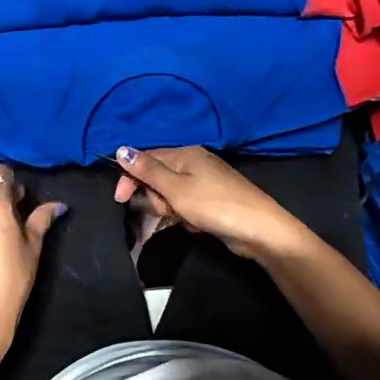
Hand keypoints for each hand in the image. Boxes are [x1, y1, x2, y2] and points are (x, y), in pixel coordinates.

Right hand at [113, 146, 308, 259]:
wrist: (259, 230)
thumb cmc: (214, 205)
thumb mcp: (175, 188)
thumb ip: (147, 170)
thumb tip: (121, 149)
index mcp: (185, 153)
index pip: (145, 159)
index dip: (129, 177)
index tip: (120, 199)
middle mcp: (194, 162)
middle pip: (156, 176)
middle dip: (154, 196)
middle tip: (166, 210)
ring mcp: (203, 181)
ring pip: (169, 193)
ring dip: (168, 208)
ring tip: (181, 218)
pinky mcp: (210, 199)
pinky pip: (183, 204)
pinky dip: (182, 214)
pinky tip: (193, 224)